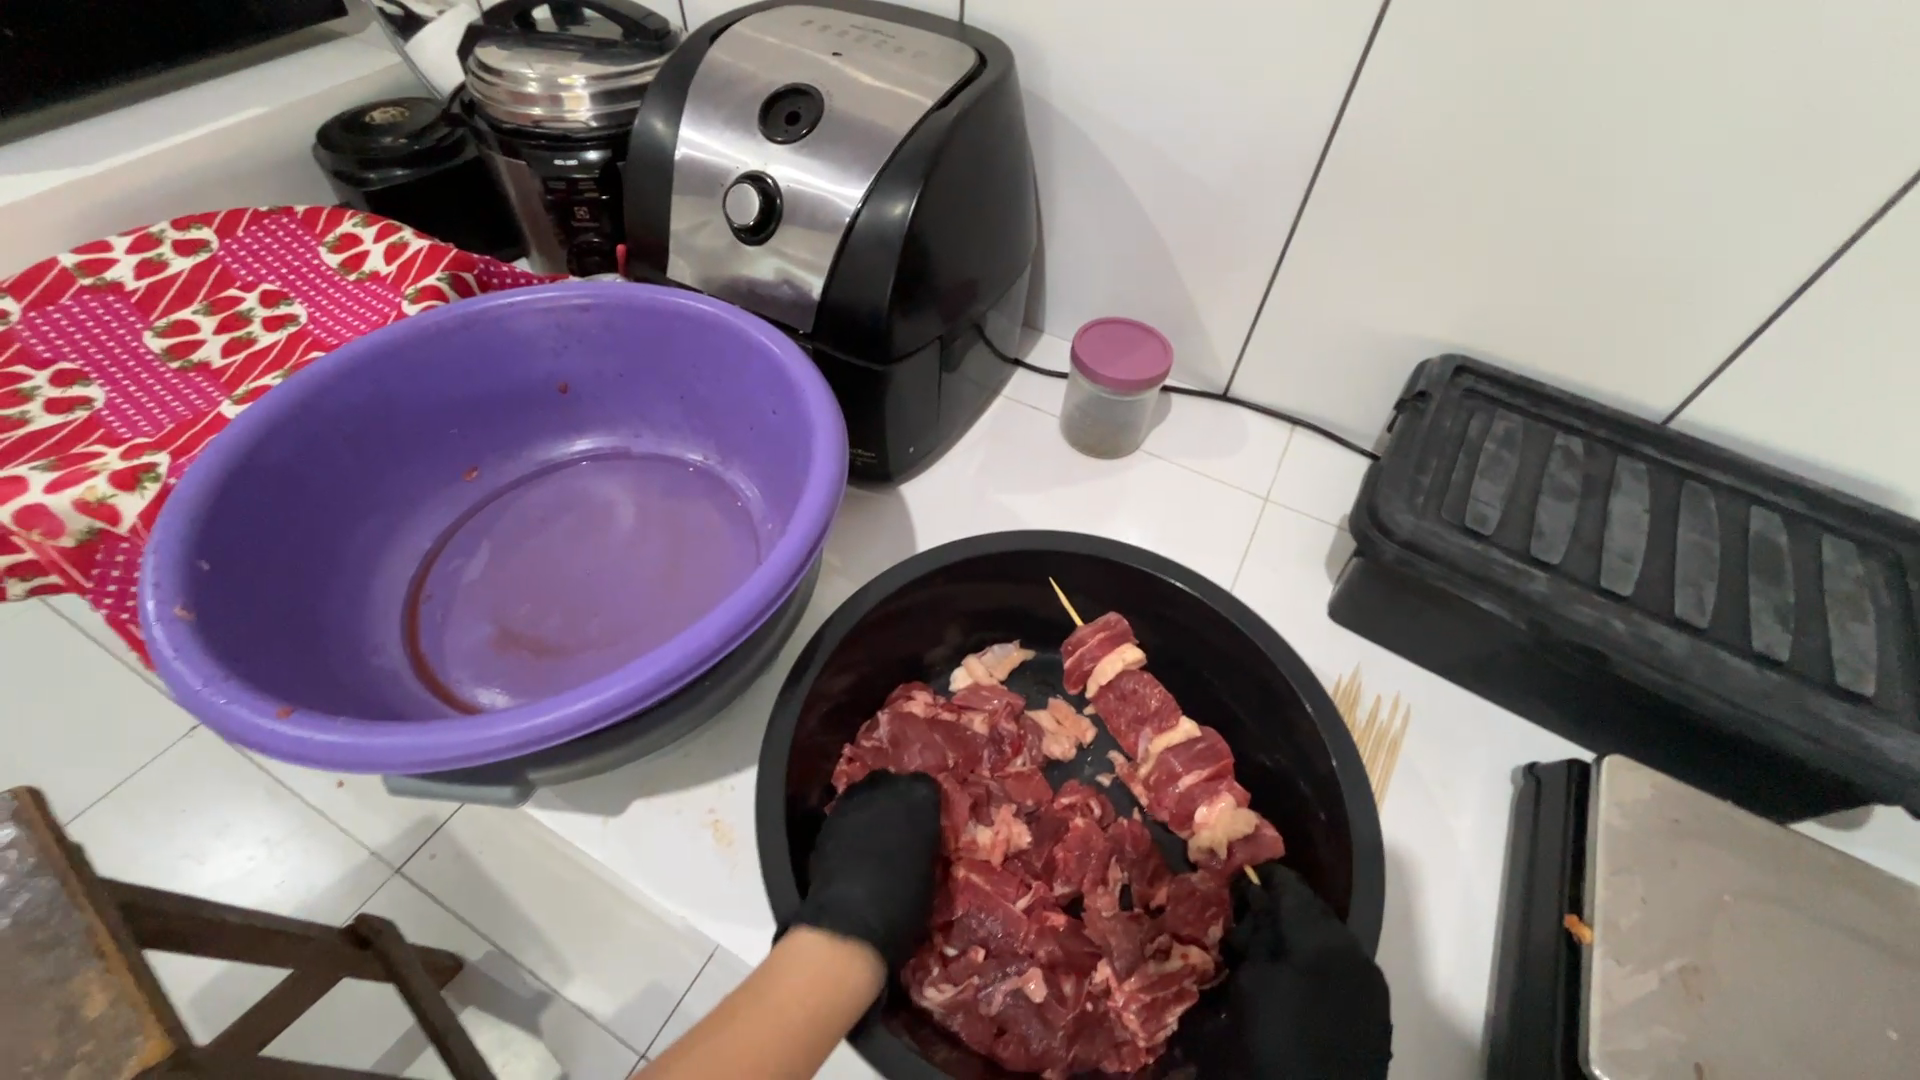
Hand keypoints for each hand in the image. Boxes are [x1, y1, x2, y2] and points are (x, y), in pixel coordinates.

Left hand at [794, 771, 942, 970]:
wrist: (852, 922)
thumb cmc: (905, 902)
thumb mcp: (929, 869)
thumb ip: (923, 842)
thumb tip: (917, 840)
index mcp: (919, 796)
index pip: (926, 786)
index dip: (924, 805)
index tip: (925, 822)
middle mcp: (885, 787)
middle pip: (891, 783)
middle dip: (895, 801)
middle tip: (899, 828)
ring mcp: (852, 801)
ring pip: (865, 794)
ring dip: (871, 809)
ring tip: (875, 837)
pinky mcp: (828, 820)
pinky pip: (845, 814)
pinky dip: (851, 825)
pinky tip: (854, 848)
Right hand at [1227, 863, 1391, 1079]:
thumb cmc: (1275, 1045)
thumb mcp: (1252, 983)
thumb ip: (1257, 935)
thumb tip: (1255, 901)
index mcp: (1324, 941)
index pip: (1292, 889)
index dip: (1265, 877)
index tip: (1242, 874)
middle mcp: (1356, 954)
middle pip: (1316, 912)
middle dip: (1284, 907)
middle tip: (1250, 912)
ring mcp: (1372, 987)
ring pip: (1332, 941)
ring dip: (1302, 936)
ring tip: (1272, 947)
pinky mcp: (1377, 1015)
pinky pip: (1345, 970)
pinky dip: (1319, 964)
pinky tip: (1298, 980)